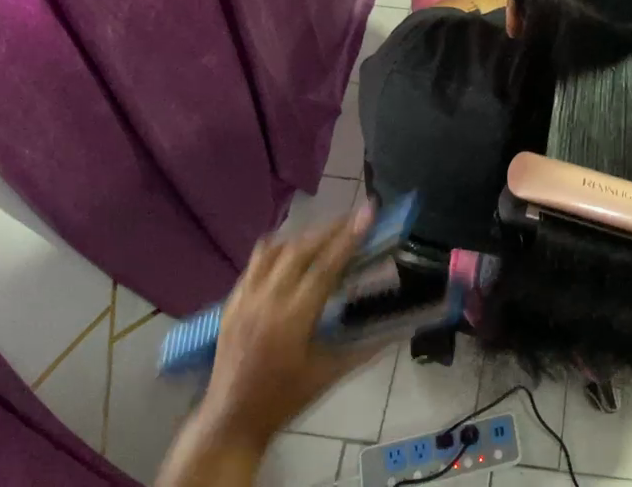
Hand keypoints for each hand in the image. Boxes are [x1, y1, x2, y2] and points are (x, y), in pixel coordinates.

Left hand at [199, 205, 379, 442]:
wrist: (232, 419)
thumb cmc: (286, 398)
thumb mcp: (330, 374)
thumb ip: (366, 348)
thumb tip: (399, 330)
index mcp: (294, 318)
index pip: (327, 266)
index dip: (350, 237)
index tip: (368, 211)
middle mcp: (267, 300)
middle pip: (301, 249)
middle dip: (330, 229)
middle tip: (354, 218)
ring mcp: (245, 298)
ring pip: (276, 250)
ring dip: (304, 236)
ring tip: (326, 232)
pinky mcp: (231, 302)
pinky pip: (255, 262)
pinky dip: (276, 248)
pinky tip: (290, 249)